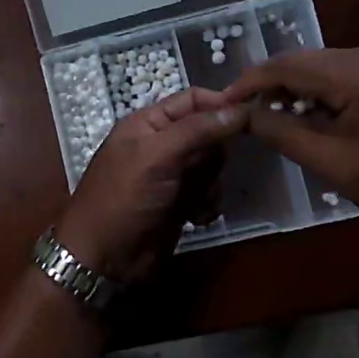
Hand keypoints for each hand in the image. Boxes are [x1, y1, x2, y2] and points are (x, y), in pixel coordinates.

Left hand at [55, 88, 246, 281]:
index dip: (222, 104)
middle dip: (216, 154)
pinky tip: (198, 218)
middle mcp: (160, 145)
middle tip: (209, 171)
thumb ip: (196, 130)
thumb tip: (240, 108)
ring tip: (201, 200)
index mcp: (147, 124)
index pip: (193, 100)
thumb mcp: (156, 156)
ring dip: (212, 184)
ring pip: (211, 167)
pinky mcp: (178, 204)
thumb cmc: (123, 198)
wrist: (104, 257)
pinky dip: (208, 205)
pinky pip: (208, 194)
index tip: (253, 115)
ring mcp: (170, 176)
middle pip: (208, 134)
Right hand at [221, 45, 358, 233]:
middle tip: (243, 116)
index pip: (286, 64)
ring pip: (326, 66)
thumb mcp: (337, 165)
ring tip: (271, 120)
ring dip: (296, 88)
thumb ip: (284, 133)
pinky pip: (350, 74)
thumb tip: (242, 114)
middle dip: (270, 85)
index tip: (221, 105)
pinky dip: (323, 91)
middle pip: (306, 59)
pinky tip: (312, 116)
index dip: (248, 83)